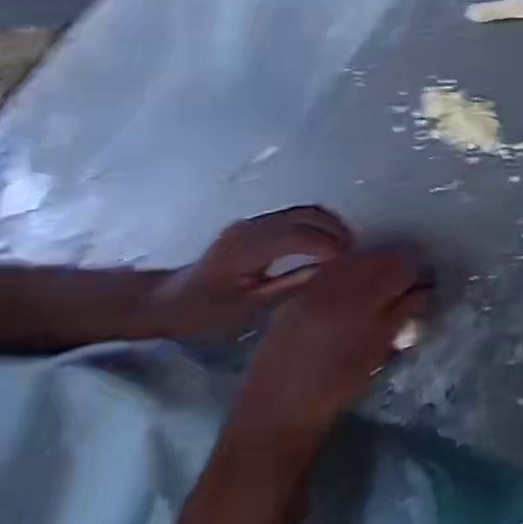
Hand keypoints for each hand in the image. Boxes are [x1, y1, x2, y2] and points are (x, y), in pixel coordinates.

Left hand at [145, 205, 353, 338]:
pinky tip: (326, 239)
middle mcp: (251, 227)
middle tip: (354, 252)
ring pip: (303, 211)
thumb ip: (288, 286)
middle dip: (334, 231)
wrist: (168, 300)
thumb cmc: (204, 312)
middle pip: (305, 216)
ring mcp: (253, 222)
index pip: (298, 236)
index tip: (347, 260)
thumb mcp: (246, 309)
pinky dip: (317, 223)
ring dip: (328, 224)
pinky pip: (295, 215)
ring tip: (345, 245)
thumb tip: (326, 272)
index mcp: (246, 248)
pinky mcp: (256, 224)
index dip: (327, 244)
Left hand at [228, 249, 429, 453]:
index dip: (418, 271)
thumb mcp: (376, 353)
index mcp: (361, 300)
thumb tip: (423, 291)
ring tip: (384, 282)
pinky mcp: (298, 293)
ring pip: (354, 260)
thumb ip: (401, 315)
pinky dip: (350, 271)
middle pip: (377, 258)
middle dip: (397, 264)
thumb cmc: (334, 390)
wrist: (276, 412)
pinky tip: (356, 287)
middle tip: (409, 280)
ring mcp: (314, 286)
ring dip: (374, 265)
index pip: (400, 268)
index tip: (428, 281)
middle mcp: (336, 284)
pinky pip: (332, 270)